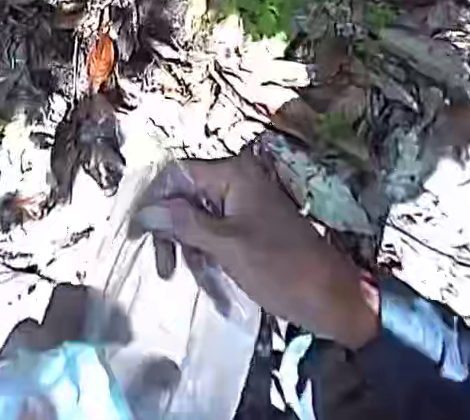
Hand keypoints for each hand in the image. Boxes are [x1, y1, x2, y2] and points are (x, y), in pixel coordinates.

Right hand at [132, 154, 379, 347]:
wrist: (332, 297)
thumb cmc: (280, 268)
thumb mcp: (226, 247)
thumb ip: (184, 223)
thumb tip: (145, 210)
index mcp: (233, 172)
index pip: (177, 173)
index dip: (153, 201)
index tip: (137, 237)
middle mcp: (237, 177)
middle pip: (185, 193)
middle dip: (171, 230)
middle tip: (166, 270)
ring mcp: (245, 200)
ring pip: (197, 214)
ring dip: (189, 246)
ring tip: (195, 278)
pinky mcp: (250, 222)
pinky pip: (214, 228)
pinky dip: (206, 251)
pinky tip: (211, 277)